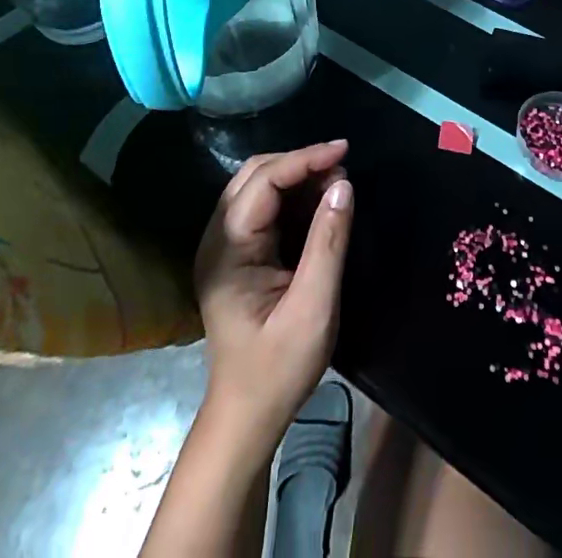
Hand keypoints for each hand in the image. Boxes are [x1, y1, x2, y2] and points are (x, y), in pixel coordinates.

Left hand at [194, 141, 354, 437]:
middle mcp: (217, 238)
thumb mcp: (313, 308)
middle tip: (343, 165)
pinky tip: (319, 199)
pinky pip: (262, 210)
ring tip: (337, 177)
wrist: (247, 412)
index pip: (262, 183)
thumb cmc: (279, 367)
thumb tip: (343, 185)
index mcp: (227, 250)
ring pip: (256, 188)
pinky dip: (291, 197)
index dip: (303, 159)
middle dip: (298, 162)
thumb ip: (327, 243)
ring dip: (295, 176)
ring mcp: (223, 246)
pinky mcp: (236, 256)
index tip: (344, 149)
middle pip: (253, 176)